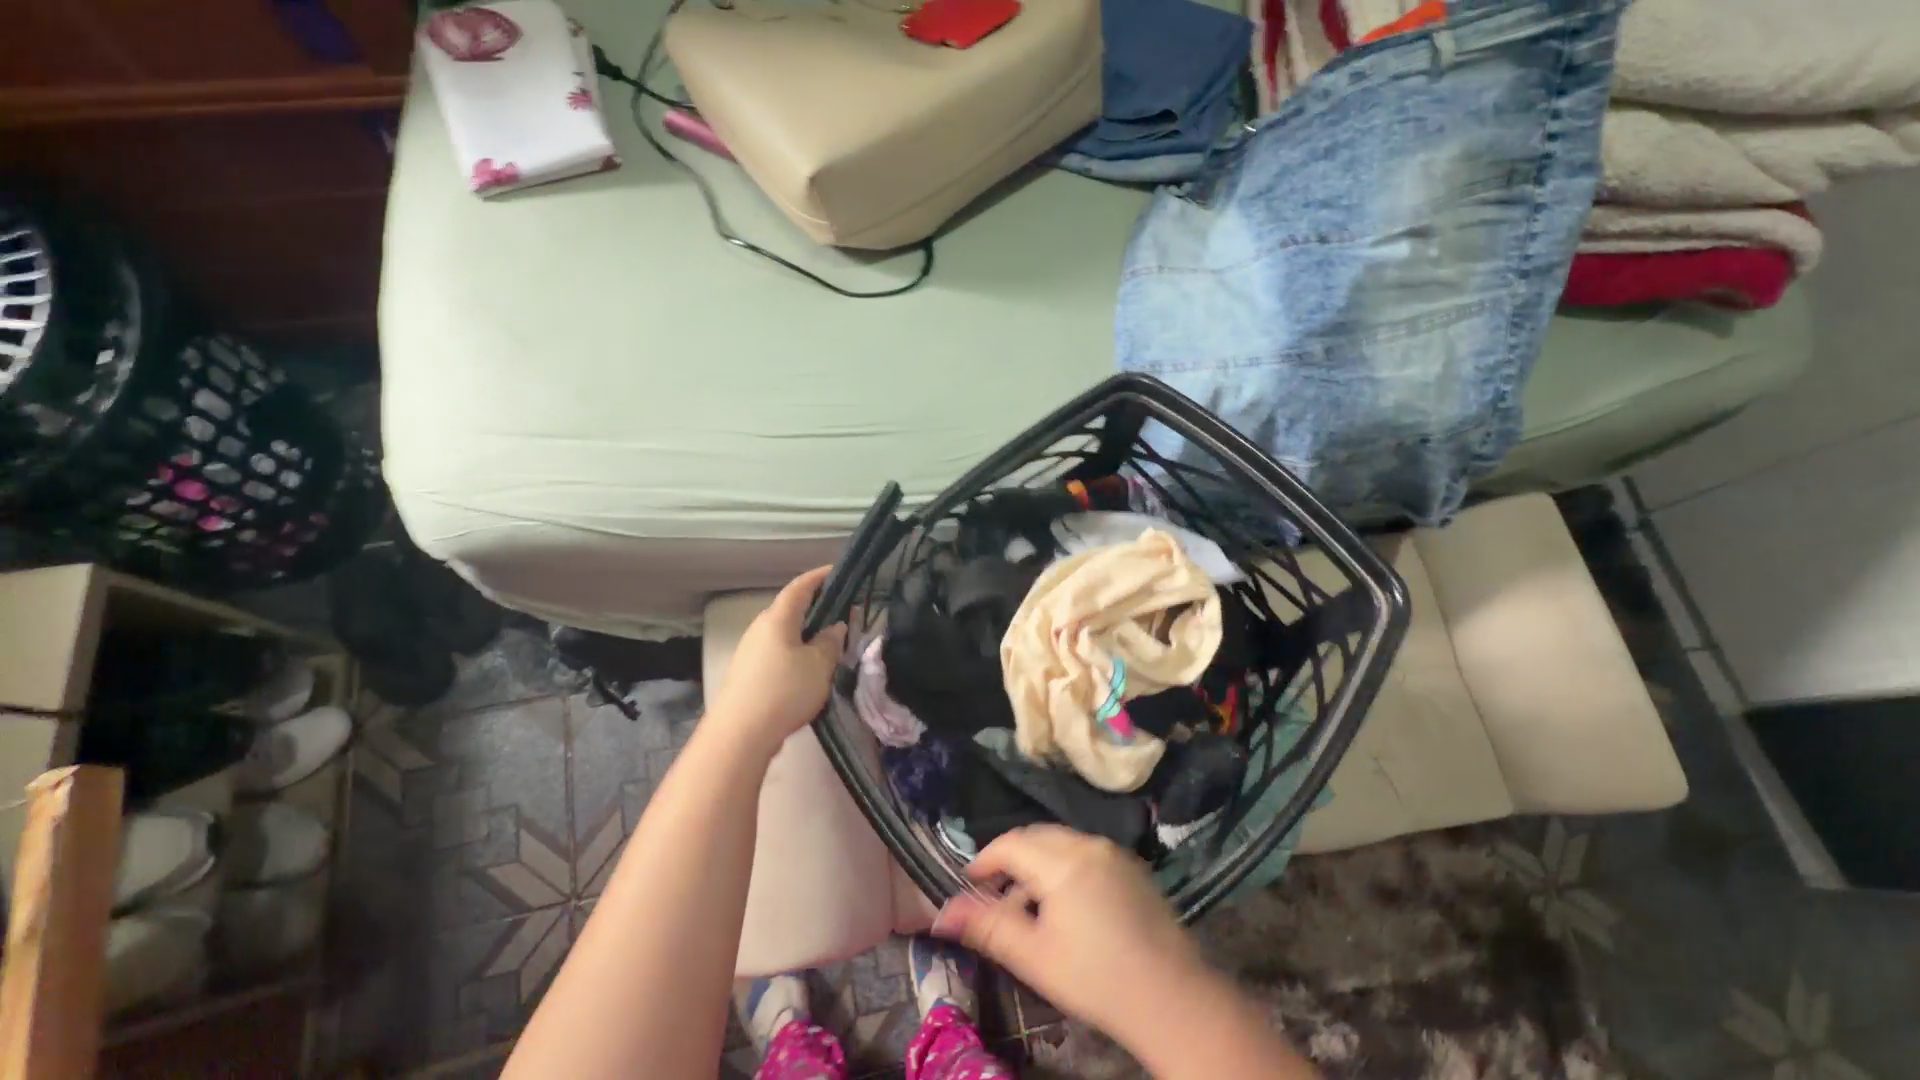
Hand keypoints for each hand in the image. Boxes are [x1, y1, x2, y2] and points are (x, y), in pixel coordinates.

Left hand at [704, 566, 847, 752]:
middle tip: (842, 616)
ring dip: (806, 635)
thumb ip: (830, 643)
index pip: (799, 587)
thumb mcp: (819, 665)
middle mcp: (760, 629)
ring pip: (784, 634)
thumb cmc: (784, 690)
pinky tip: (808, 671)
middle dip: (816, 610)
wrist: (741, 733)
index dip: (818, 577)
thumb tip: (834, 628)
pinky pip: (777, 653)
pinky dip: (796, 653)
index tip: (836, 571)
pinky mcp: (748, 674)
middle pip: (790, 611)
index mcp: (777, 619)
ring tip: (830, 647)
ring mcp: (750, 652)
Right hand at [930, 825, 1215, 1038]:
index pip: (1011, 843)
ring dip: (1038, 863)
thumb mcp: (1033, 956)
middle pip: (1037, 837)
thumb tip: (941, 912)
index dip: (984, 860)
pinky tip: (1064, 905)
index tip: (969, 884)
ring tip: (1027, 905)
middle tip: (994, 894)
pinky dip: (1065, 867)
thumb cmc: (1095, 979)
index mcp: (1063, 861)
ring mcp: (1116, 854)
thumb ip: (986, 926)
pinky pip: (1087, 853)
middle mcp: (1090, 845)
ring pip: (1063, 843)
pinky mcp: (1134, 869)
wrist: (1173, 998)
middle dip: (1010, 859)